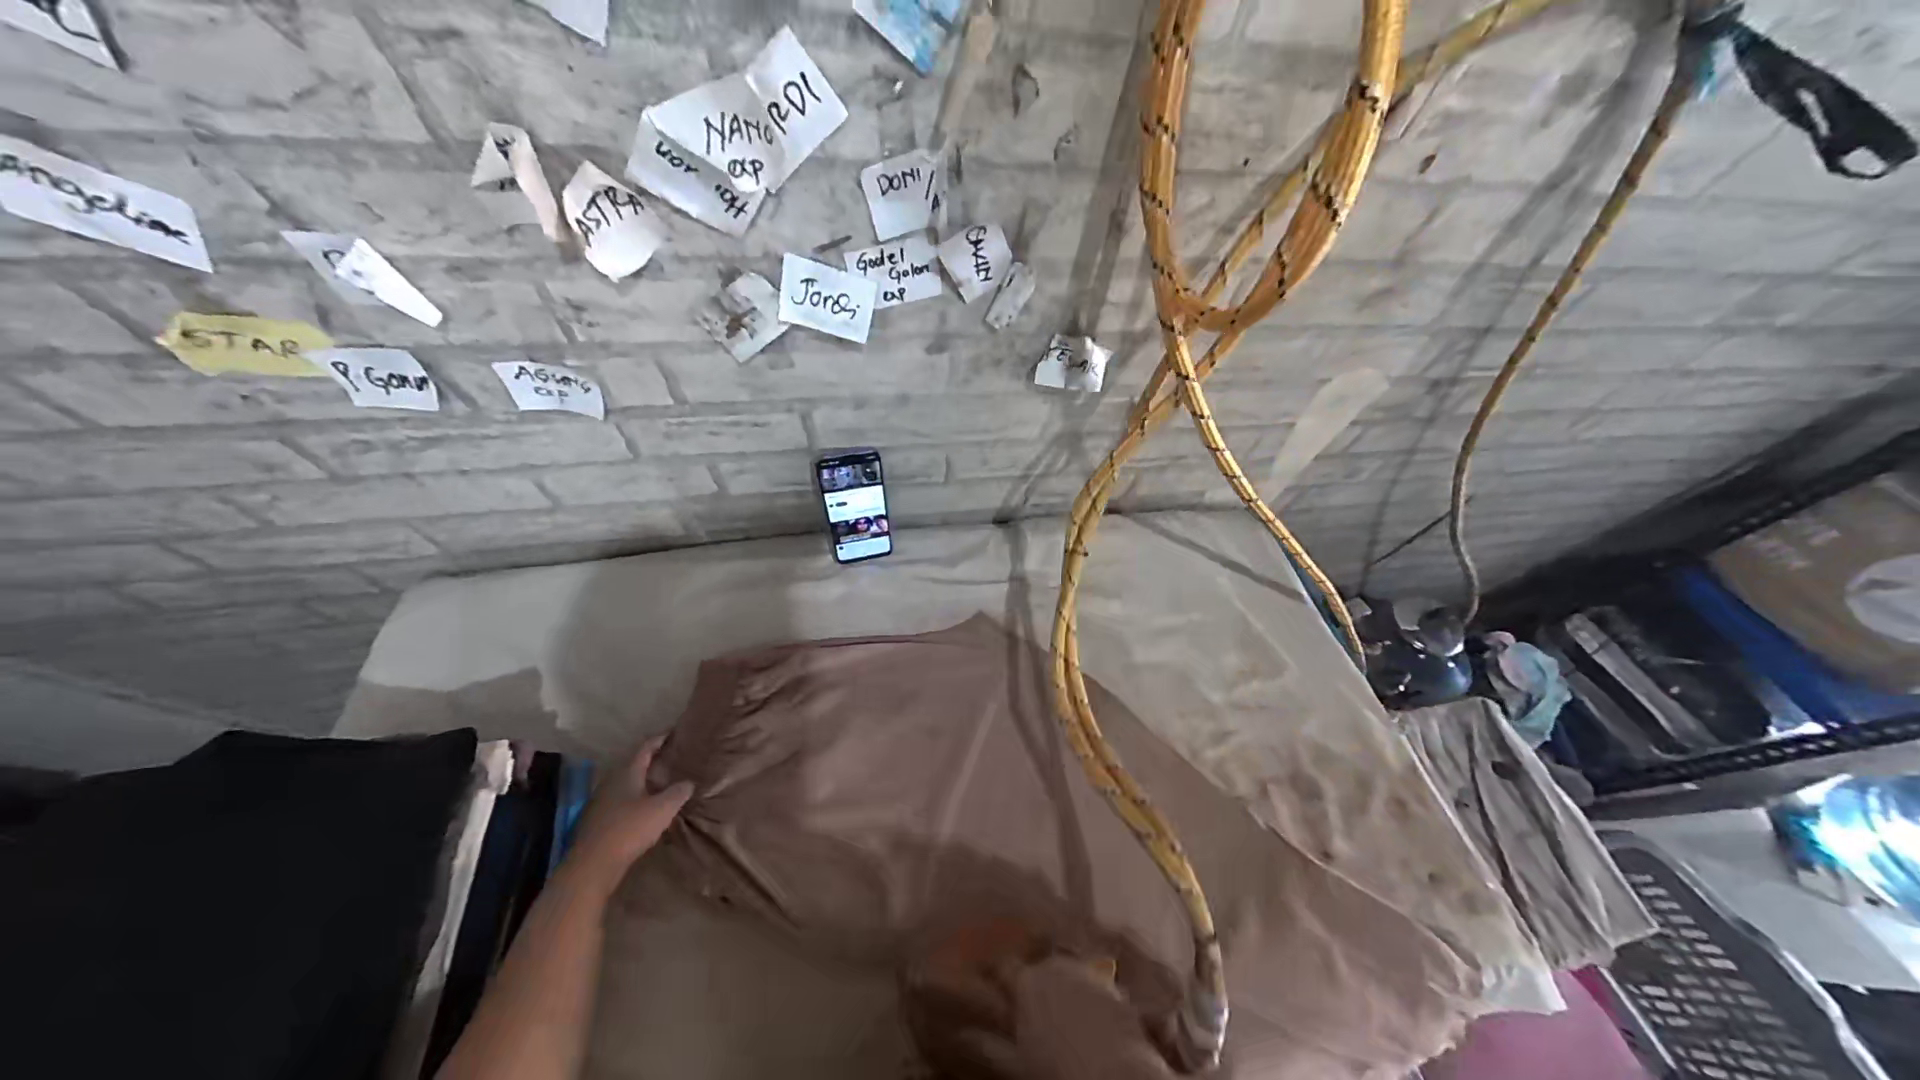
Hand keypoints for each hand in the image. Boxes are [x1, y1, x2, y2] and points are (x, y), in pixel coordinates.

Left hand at [564, 736, 692, 896]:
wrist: (592, 865)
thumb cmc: (630, 829)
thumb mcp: (663, 809)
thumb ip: (678, 792)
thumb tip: (688, 782)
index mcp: (627, 773)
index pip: (645, 748)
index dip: (659, 739)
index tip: (673, 733)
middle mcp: (611, 782)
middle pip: (634, 766)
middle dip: (653, 762)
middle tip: (672, 761)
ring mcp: (601, 802)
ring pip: (627, 785)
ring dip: (644, 783)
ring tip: (662, 786)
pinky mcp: (598, 820)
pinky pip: (621, 802)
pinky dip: (636, 800)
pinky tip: (646, 811)